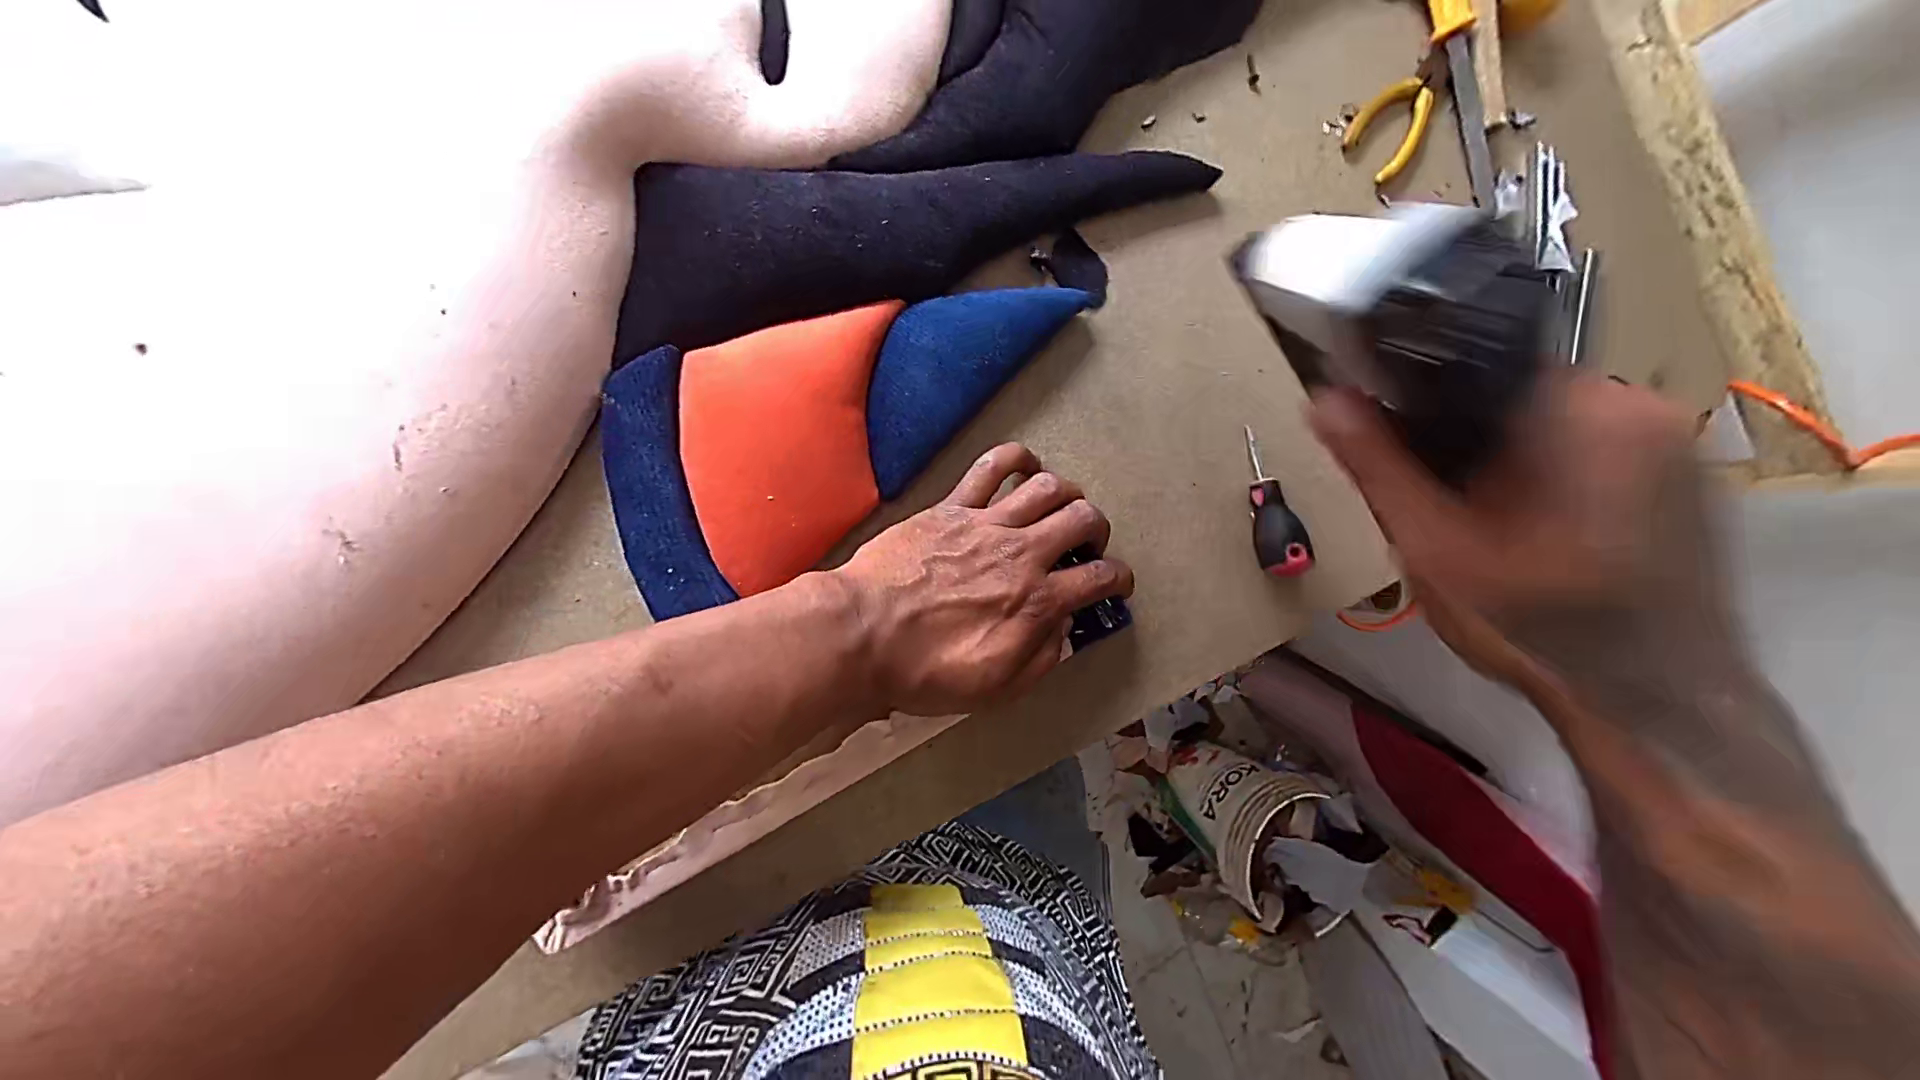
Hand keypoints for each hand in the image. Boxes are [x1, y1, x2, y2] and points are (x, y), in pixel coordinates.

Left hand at [830, 444, 1135, 716]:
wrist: (860, 634)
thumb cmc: (925, 669)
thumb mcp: (996, 686)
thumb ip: (1041, 657)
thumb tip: (1063, 627)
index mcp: (1037, 600)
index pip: (1100, 578)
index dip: (1118, 578)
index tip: (1116, 582)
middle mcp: (1022, 553)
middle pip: (1083, 519)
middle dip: (1097, 529)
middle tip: (1086, 544)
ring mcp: (986, 524)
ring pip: (1048, 487)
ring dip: (1066, 494)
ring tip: (1058, 507)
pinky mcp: (952, 506)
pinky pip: (992, 466)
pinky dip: (1017, 459)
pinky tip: (1025, 467)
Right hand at [1308, 376, 1713, 676]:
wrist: (1654, 700)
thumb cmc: (1537, 625)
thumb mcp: (1434, 546)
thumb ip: (1377, 468)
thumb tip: (1323, 402)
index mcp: (1584, 413)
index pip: (1468, 369)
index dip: (1410, 402)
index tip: (1381, 442)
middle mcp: (1640, 408)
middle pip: (1500, 396)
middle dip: (1450, 440)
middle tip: (1428, 503)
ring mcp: (1667, 440)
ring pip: (1534, 422)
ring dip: (1488, 458)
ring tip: (1471, 520)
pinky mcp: (1675, 470)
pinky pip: (1575, 444)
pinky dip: (1531, 472)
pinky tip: (1518, 528)